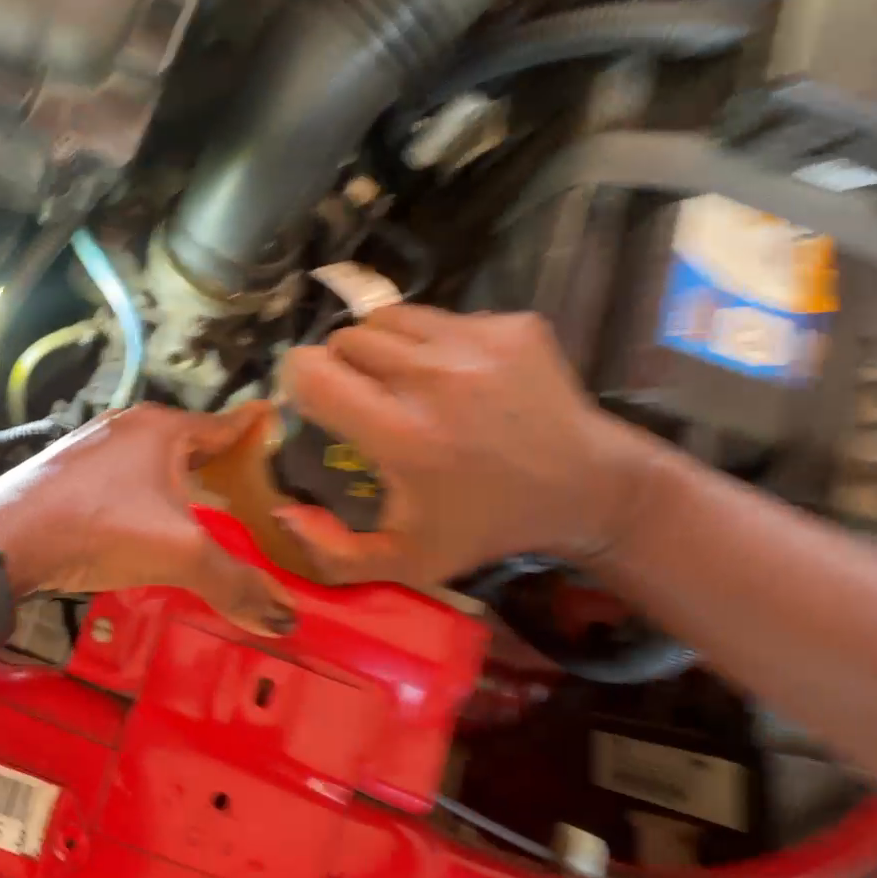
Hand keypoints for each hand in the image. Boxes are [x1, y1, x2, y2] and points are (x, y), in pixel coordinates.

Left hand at [0, 403, 298, 636]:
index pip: (227, 425)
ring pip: (156, 461)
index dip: (260, 437)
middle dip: (224, 465)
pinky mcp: (69, 471)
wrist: (5, 538)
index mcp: (163, 427)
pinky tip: (153, 520)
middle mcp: (129, 425)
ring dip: (184, 482)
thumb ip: (234, 582)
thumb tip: (286, 619)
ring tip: (214, 509)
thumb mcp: (178, 554)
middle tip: (261, 492)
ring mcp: (93, 445)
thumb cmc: (99, 527)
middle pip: (192, 443)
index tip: (289, 445)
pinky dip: (150, 494)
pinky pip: (127, 477)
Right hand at [275, 306, 663, 586]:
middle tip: (365, 398)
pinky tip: (456, 375)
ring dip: (382, 346)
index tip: (313, 401)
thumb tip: (284, 512)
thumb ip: (332, 553)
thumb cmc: (485, 526)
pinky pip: (438, 316)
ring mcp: (476, 343)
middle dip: (342, 364)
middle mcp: (433, 378)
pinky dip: (431, 341)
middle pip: (344, 338)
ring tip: (403, 380)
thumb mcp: (404, 561)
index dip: (300, 381)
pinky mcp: (510, 324)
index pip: (311, 371)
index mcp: (401, 434)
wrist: (592, 488)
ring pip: (387, 318)